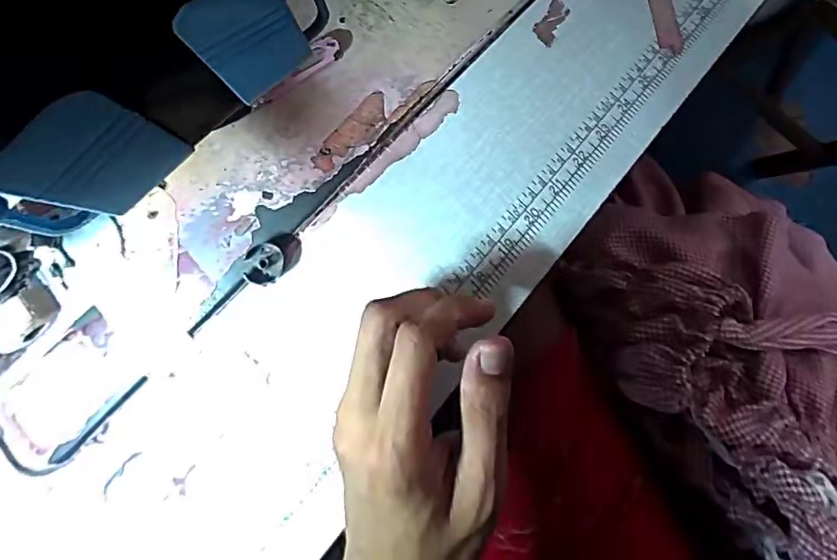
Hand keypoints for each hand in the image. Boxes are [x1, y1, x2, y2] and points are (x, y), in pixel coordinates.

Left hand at [335, 289, 513, 559]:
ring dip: (415, 312)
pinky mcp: (346, 410)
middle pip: (378, 319)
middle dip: (428, 300)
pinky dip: (404, 329)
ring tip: (457, 333)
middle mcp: (356, 416)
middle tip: (468, 313)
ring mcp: (344, 411)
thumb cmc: (441, 539)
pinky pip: (369, 346)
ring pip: (369, 326)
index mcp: (393, 439)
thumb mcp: (482, 489)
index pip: (410, 341)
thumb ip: (487, 414)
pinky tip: (436, 351)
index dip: (451, 311)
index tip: (486, 314)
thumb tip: (492, 343)